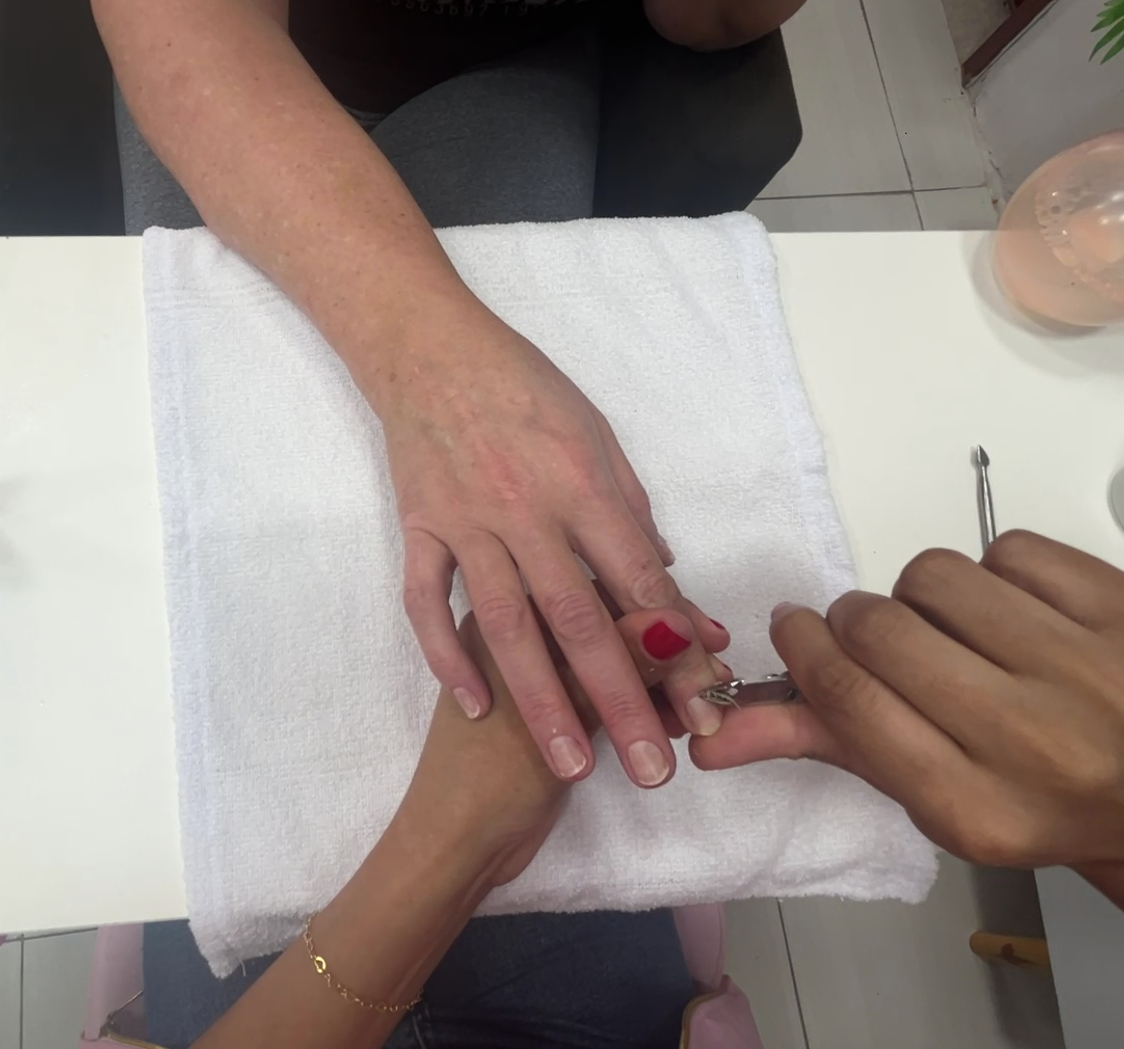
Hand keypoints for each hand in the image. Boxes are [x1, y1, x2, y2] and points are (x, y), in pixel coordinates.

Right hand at [380, 304, 730, 789]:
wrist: (431, 352)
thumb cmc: (524, 386)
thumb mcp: (596, 433)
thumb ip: (628, 509)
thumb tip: (660, 577)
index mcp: (582, 483)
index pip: (638, 580)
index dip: (677, 647)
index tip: (705, 705)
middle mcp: (526, 511)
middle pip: (578, 620)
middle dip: (621, 700)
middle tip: (653, 770)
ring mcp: (465, 525)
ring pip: (505, 626)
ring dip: (540, 699)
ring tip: (571, 765)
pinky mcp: (418, 530)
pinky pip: (425, 602)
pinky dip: (444, 656)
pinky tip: (473, 705)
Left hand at [397, 605, 723, 885]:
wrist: (457, 847)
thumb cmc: (490, 777)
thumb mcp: (559, 718)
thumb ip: (614, 668)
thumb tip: (676, 623)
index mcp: (504, 615)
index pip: (590, 596)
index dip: (654, 613)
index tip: (707, 639)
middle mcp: (522, 631)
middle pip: (606, 623)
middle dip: (667, 647)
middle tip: (716, 676)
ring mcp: (541, 667)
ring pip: (612, 657)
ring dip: (660, 677)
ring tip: (706, 703)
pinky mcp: (557, 702)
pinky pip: (606, 686)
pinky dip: (643, 699)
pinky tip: (679, 715)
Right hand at [691, 530, 1123, 872]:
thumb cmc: (1010, 796)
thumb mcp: (903, 784)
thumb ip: (807, 741)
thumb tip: (702, 740)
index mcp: (974, 809)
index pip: (848, 695)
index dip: (805, 645)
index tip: (796, 625)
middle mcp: (1048, 754)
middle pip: (884, 627)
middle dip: (860, 619)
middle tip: (881, 636)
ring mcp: (1115, 686)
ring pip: (940, 574)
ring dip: (924, 595)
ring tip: (955, 630)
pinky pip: (1014, 548)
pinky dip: (994, 571)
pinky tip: (1018, 615)